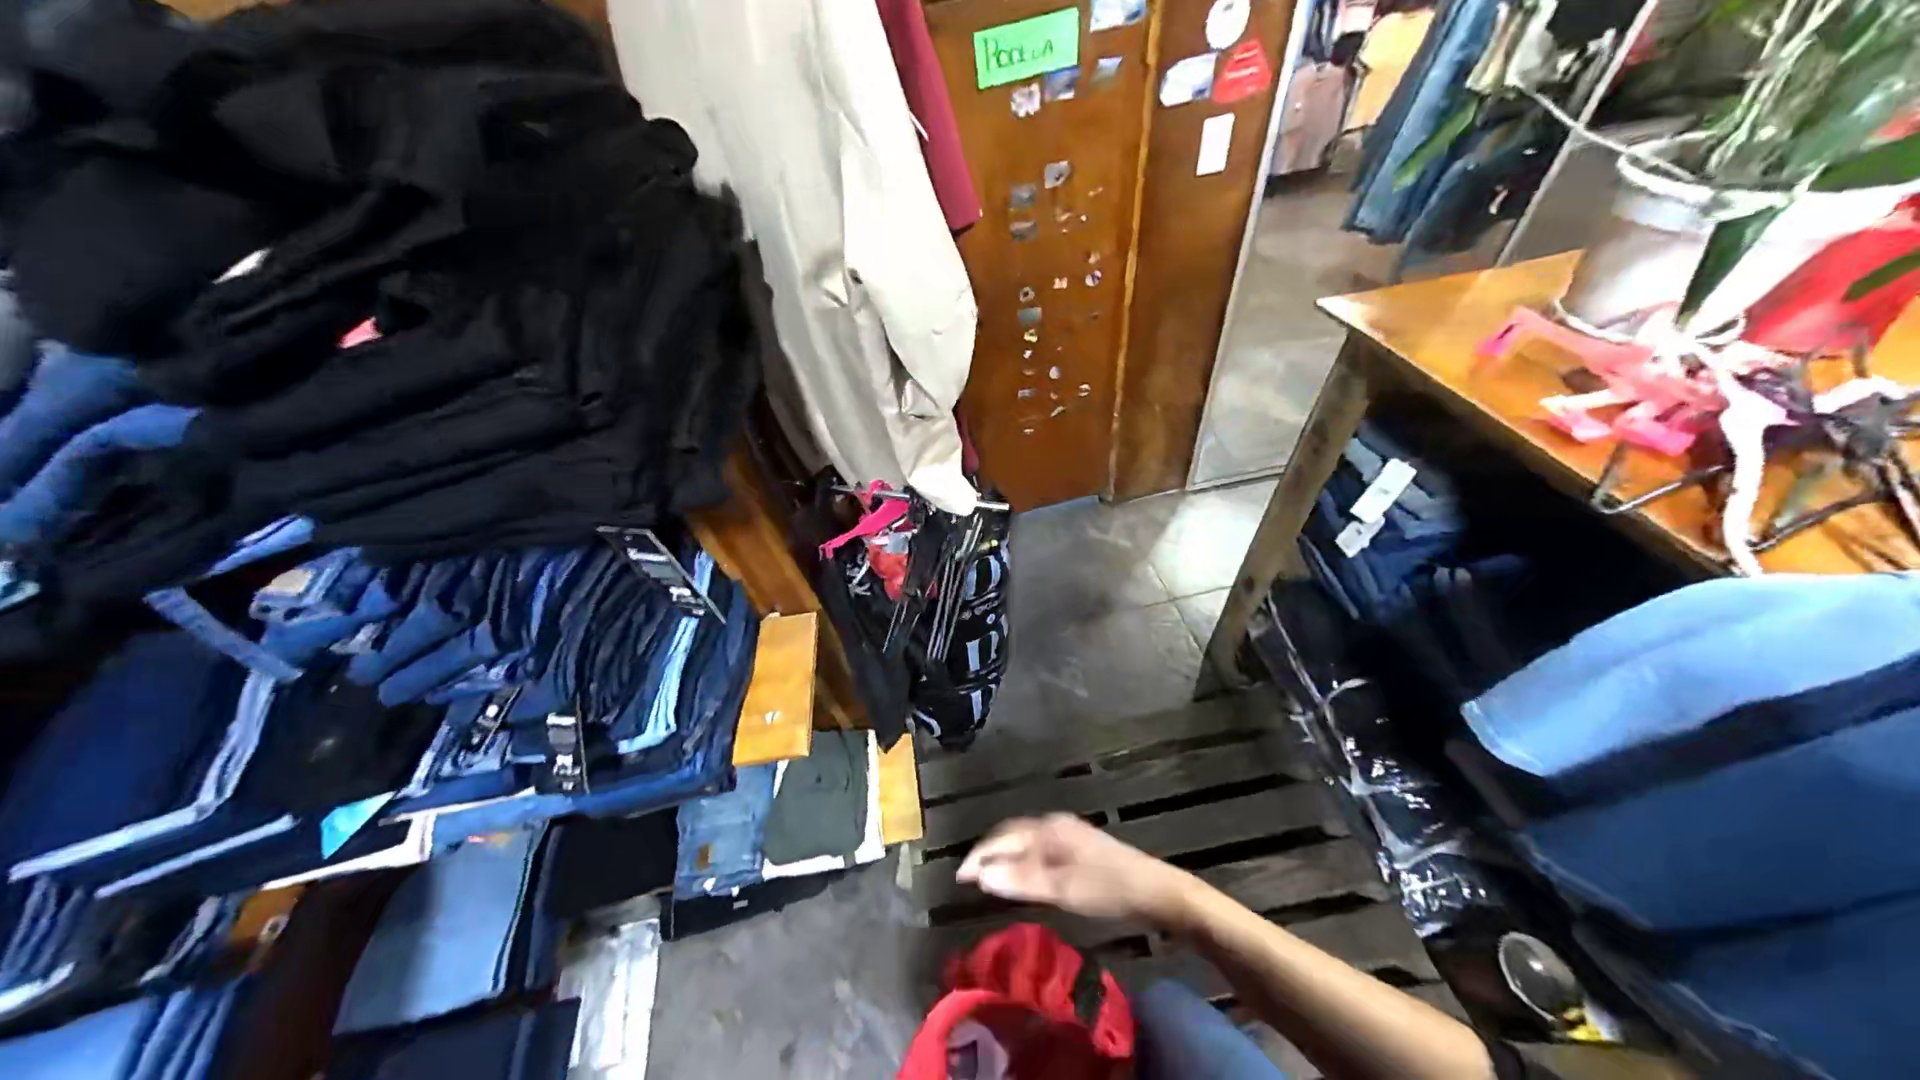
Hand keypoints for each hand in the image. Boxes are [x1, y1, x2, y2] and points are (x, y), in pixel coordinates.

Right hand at [955, 814, 1200, 928]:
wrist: (1154, 890)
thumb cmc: (1106, 888)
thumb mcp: (1062, 889)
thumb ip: (1021, 881)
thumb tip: (981, 876)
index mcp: (1048, 829)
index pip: (1003, 838)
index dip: (979, 856)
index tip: (959, 877)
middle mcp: (1054, 823)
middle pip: (1012, 833)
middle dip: (988, 852)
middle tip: (969, 876)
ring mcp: (1068, 831)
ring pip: (1025, 838)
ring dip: (1004, 854)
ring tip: (989, 874)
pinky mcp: (1078, 844)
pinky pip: (1038, 845)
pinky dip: (1021, 856)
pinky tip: (1023, 872)